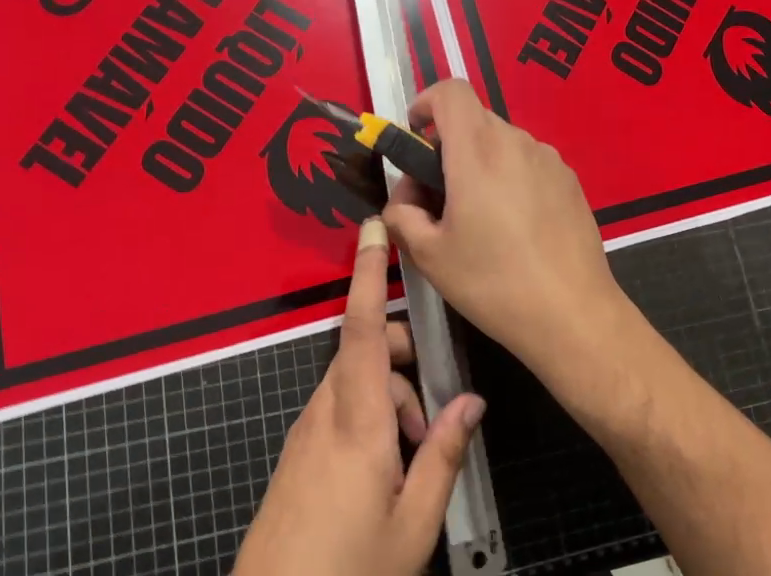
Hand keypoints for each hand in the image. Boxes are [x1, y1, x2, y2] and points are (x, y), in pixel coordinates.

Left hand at [234, 219, 486, 575]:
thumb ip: (442, 455)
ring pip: (354, 380)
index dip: (368, 272)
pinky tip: (387, 468)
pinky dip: (370, 416)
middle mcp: (325, 411)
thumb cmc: (350, 567)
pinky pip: (339, 407)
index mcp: (356, 420)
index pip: (361, 327)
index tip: (374, 228)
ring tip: (413, 458)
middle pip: (364, 350)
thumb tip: (471, 403)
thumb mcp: (414, 523)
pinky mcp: (299, 450)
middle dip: (404, 358)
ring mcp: (306, 430)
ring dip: (392, 397)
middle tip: (432, 418)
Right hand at [382, 80, 631, 376]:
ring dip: (478, 164)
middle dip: (447, 146)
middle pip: (473, 120)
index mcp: (476, 150)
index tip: (414, 135)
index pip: (450, 91)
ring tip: (476, 218)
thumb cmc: (493, 282)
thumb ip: (402, 215)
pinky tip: (513, 228)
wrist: (573, 314)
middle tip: (436, 197)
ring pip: (501, 143)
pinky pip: (527, 164)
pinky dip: (508, 178)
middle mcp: (515, 142)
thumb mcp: (429, 255)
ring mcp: (549, 160)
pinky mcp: (570, 181)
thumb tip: (404, 200)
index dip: (425, 103)